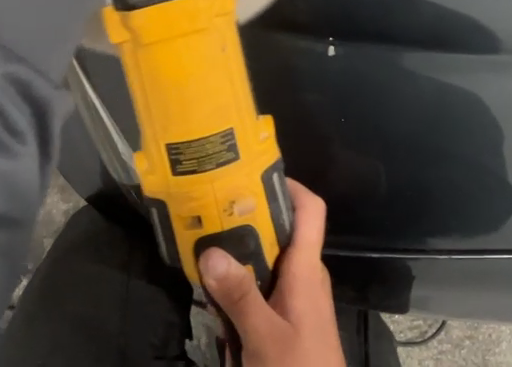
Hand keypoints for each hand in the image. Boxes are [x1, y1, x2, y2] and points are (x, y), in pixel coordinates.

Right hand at [199, 180, 343, 366]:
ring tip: (201, 245)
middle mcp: (304, 278)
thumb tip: (209, 249)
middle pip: (280, 233)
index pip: (310, 210)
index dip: (288, 185)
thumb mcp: (264, 338)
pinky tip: (212, 292)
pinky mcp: (285, 324)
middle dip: (246, 220)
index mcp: (306, 271)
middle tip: (208, 210)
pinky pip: (262, 290)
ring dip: (238, 256)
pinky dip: (240, 285)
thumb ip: (238, 295)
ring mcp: (295, 302)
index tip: (251, 173)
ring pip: (267, 263)